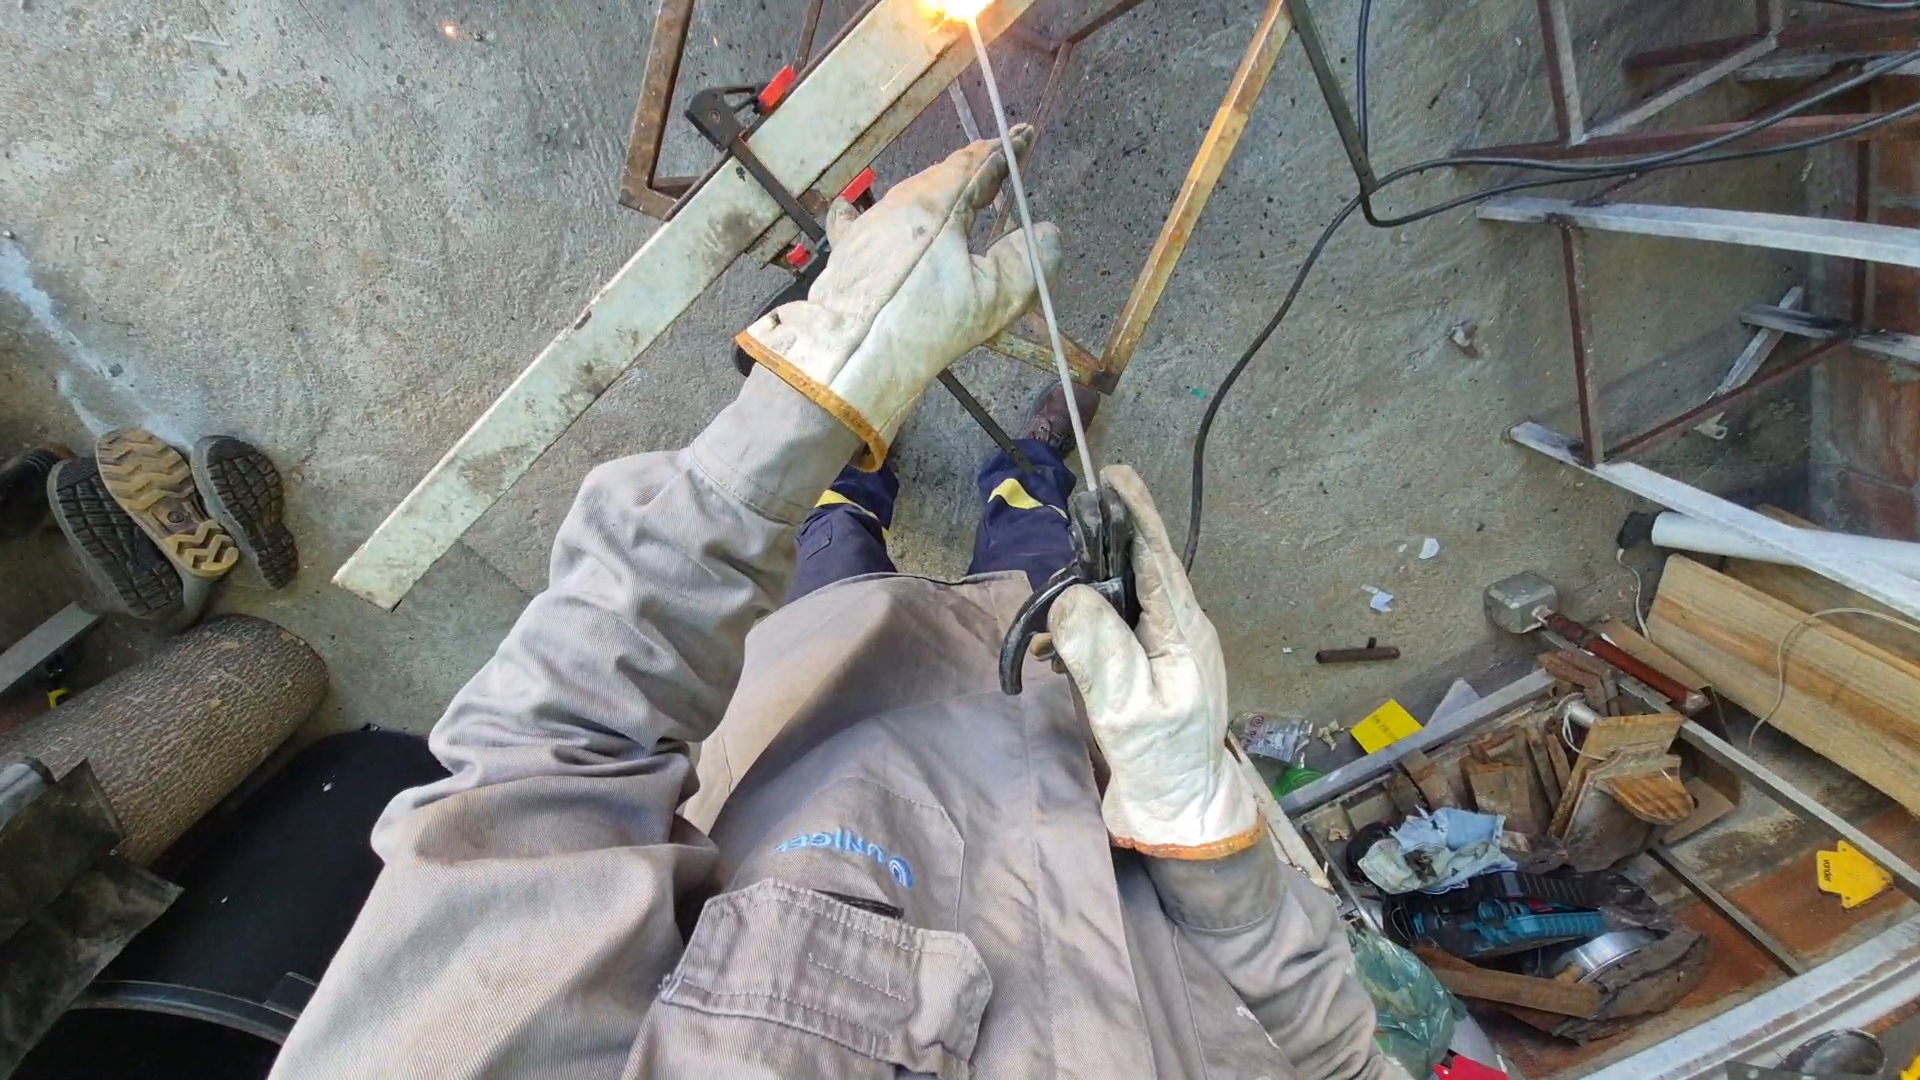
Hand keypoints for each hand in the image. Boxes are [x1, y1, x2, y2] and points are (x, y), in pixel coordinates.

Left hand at [736, 127, 1060, 468]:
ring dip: (933, 188)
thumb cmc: (926, 327)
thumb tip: (1046, 232)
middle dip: (972, 167)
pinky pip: (855, 219)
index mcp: (938, 206)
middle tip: (995, 163)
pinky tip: (855, 205)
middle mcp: (899, 204)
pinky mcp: (846, 252)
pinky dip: (868, 211)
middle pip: (942, 175)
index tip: (1025, 136)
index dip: (1007, 150)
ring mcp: (868, 225)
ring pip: (907, 194)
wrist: (853, 358)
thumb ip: (1027, 262)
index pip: (979, 165)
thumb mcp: (992, 299)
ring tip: (950, 189)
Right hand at [1049, 466, 1261, 859]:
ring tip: (1055, 599)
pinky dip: (1085, 629)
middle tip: (1076, 520)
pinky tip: (1056, 647)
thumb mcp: (1128, 708)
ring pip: (1124, 599)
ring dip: (1089, 591)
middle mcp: (1177, 630)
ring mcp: (1164, 649)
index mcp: (1184, 631)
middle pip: (1141, 569)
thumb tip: (1067, 596)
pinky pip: (1115, 630)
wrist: (1178, 811)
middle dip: (1108, 542)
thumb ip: (1100, 651)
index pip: (1157, 558)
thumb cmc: (1161, 762)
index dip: (1137, 513)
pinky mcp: (1147, 667)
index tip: (1116, 474)